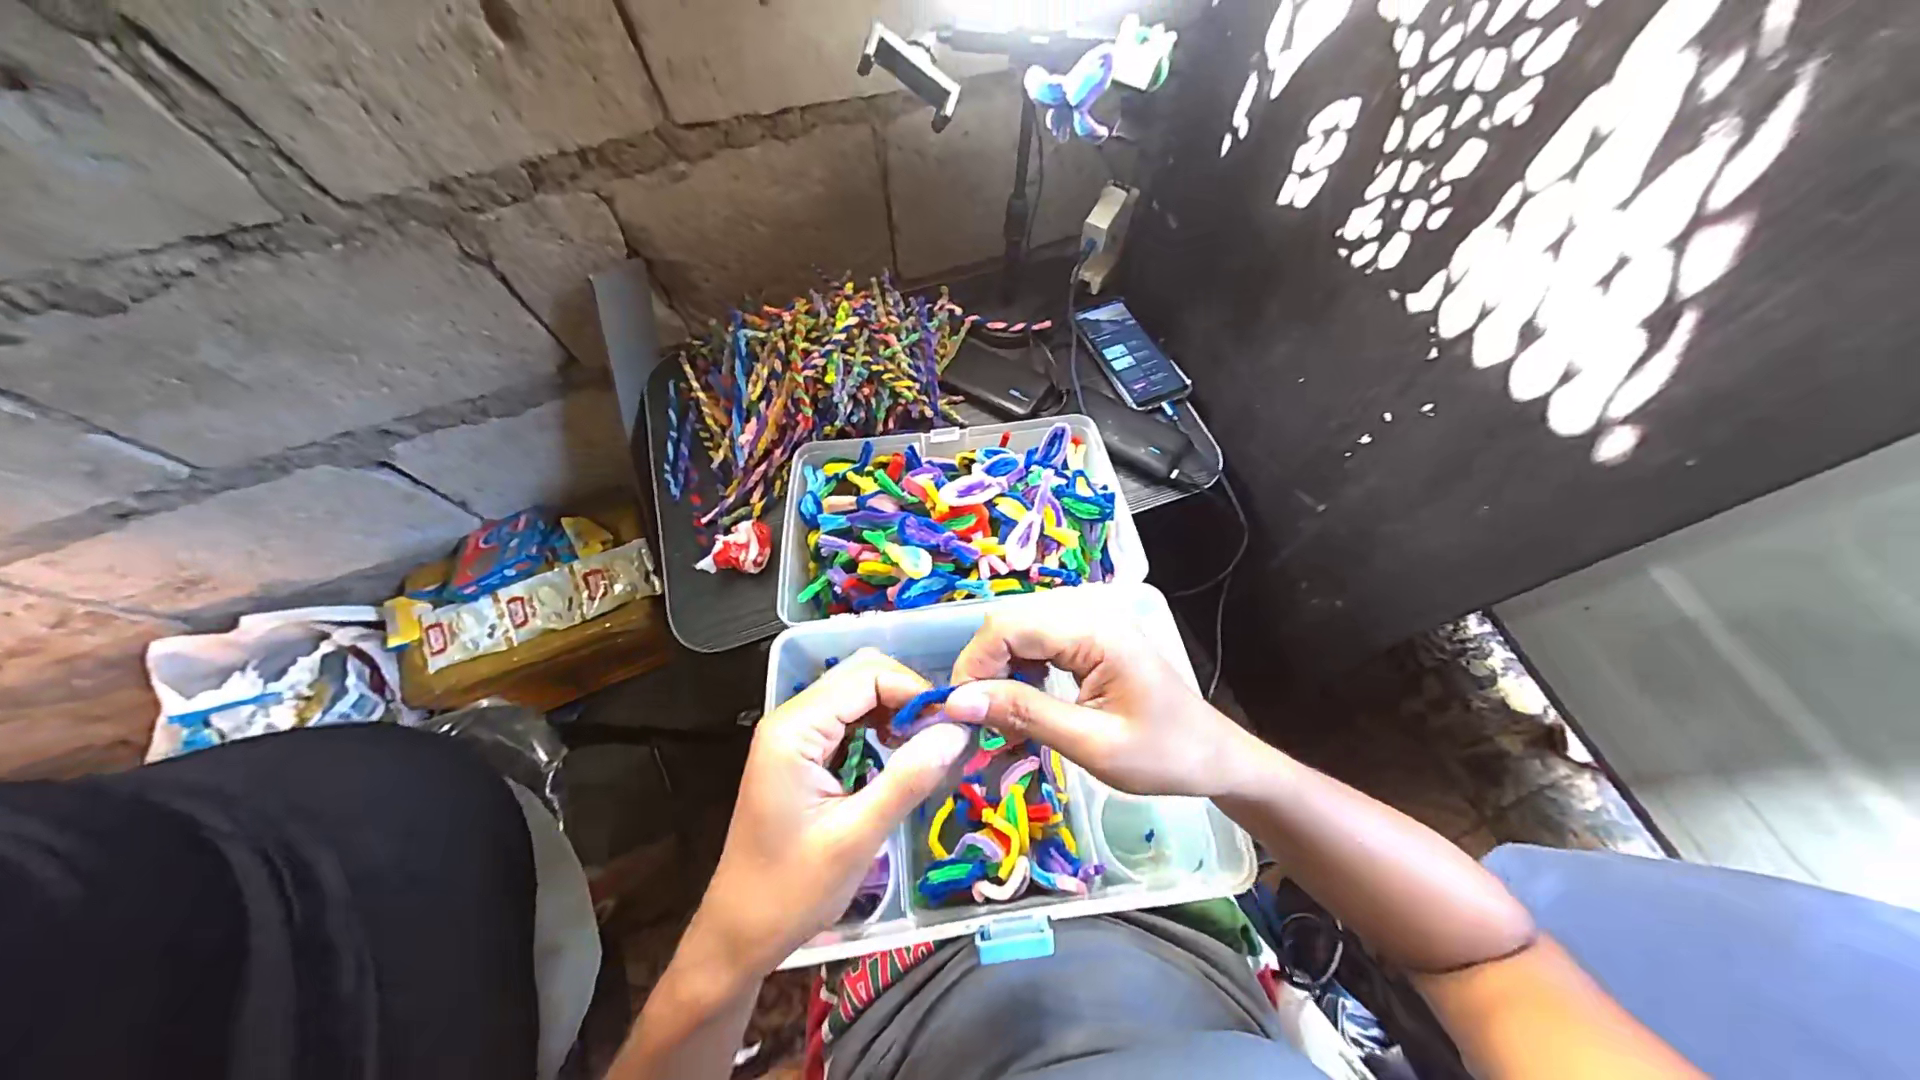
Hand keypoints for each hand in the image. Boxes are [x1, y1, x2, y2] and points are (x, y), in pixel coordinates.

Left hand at [686, 649, 970, 978]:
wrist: (739, 933)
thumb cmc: (792, 891)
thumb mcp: (857, 837)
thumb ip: (908, 779)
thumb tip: (957, 731)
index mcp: (794, 730)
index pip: (866, 677)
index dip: (914, 691)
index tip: (952, 725)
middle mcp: (791, 719)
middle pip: (861, 674)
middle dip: (907, 695)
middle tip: (943, 735)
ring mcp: (794, 734)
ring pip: (857, 693)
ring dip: (896, 710)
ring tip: (927, 746)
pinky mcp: (801, 752)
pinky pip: (848, 719)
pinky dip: (880, 727)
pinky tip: (899, 754)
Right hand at [942, 591, 1263, 797]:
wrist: (1214, 756)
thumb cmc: (1165, 756)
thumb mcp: (1092, 744)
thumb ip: (1025, 715)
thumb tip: (958, 702)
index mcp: (1096, 631)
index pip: (1008, 626)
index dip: (974, 665)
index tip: (960, 713)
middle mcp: (1090, 611)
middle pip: (1008, 623)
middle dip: (983, 670)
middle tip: (980, 721)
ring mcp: (1090, 620)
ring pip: (1017, 631)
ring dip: (999, 673)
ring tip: (1002, 718)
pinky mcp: (1089, 635)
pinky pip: (1037, 641)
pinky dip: (1019, 671)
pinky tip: (1024, 703)